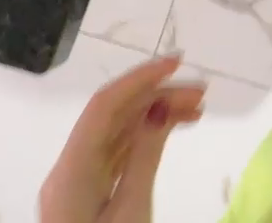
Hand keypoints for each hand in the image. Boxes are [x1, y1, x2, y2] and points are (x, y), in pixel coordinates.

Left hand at [39, 55, 204, 222]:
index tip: (180, 63)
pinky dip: (146, 137)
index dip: (141, 77)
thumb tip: (159, 106)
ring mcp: (75, 185)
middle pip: (112, 116)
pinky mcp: (85, 199)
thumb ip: (146, 155)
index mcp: (71, 172)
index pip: (105, 106)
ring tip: (197, 111)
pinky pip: (117, 153)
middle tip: (202, 94)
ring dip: (155, 114)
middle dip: (156, 95)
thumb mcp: (133, 213)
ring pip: (117, 133)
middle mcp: (68, 170)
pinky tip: (172, 132)